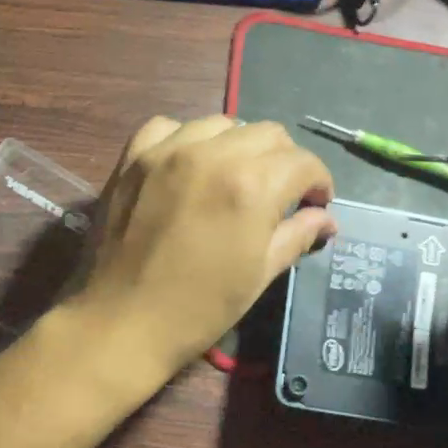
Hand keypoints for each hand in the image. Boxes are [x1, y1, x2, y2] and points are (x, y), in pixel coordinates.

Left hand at [67, 115, 337, 374]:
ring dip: (240, 147)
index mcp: (251, 185)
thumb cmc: (197, 309)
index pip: (303, 162)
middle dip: (284, 162)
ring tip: (234, 180)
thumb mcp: (257, 276)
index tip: (316, 205)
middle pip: (268, 134)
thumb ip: (296, 236)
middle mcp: (213, 153)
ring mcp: (168, 150)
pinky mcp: (133, 157)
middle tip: (279, 197)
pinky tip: (190, 168)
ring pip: (223, 124)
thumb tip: (326, 220)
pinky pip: (170, 127)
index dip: (319, 183)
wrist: (120, 324)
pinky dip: (189, 141)